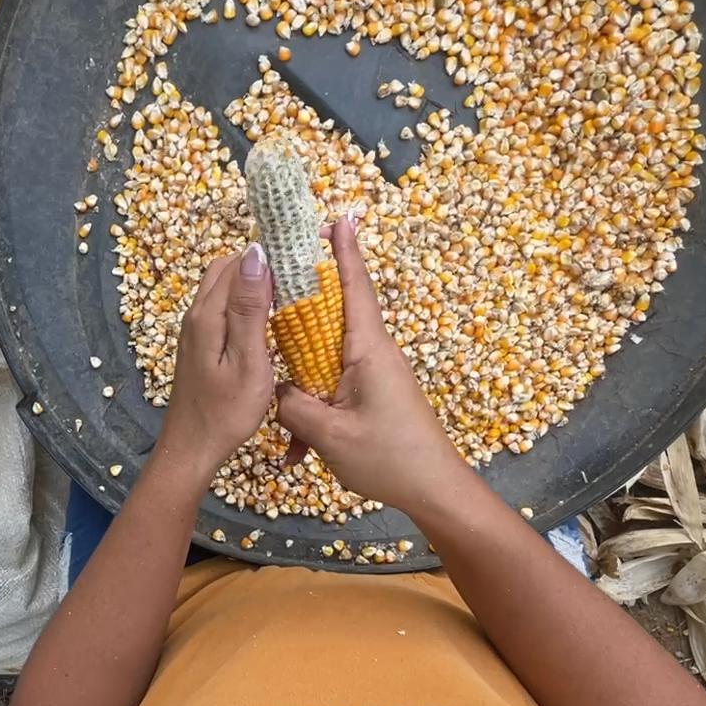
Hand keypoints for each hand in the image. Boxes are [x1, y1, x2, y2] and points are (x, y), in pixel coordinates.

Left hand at [157, 245, 275, 471]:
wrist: (192, 448)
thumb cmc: (225, 412)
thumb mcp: (247, 360)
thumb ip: (250, 308)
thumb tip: (256, 253)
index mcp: (207, 314)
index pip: (238, 262)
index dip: (269, 257)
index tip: (301, 264)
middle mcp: (196, 315)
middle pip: (228, 269)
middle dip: (260, 266)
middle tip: (296, 281)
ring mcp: (195, 331)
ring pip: (224, 289)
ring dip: (252, 287)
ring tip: (285, 299)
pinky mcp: (199, 345)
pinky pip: (222, 310)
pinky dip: (244, 306)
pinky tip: (265, 323)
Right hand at [274, 216, 469, 514]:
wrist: (432, 489)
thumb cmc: (388, 457)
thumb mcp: (329, 434)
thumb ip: (292, 404)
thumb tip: (276, 388)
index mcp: (367, 349)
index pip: (354, 287)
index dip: (343, 251)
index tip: (337, 216)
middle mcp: (371, 354)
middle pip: (330, 317)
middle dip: (302, 304)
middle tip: (272, 285)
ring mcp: (371, 376)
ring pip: (323, 362)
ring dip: (298, 385)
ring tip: (276, 410)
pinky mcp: (369, 397)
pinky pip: (330, 391)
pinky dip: (311, 415)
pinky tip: (296, 452)